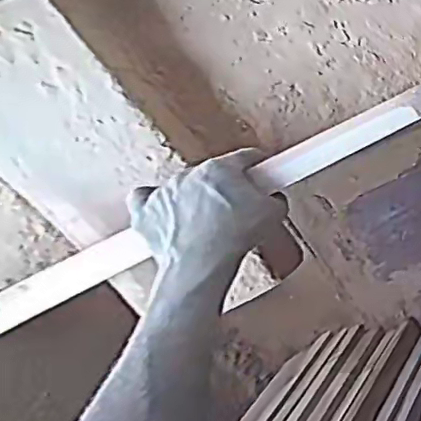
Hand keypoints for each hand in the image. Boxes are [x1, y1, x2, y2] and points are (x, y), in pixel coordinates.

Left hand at [127, 149, 287, 289]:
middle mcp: (189, 174)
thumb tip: (271, 197)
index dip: (259, 165)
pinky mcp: (145, 211)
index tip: (262, 174)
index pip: (245, 156)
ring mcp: (163, 191)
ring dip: (197, 195)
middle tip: (241, 202)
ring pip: (184, 184)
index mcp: (221, 168)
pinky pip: (145, 197)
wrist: (200, 263)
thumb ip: (275, 196)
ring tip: (211, 216)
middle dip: (228, 183)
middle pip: (214, 171)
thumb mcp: (275, 212)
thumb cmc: (233, 236)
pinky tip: (169, 207)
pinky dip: (156, 201)